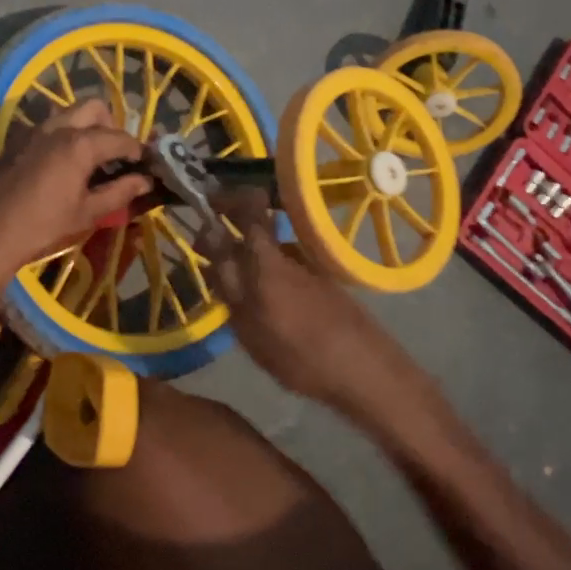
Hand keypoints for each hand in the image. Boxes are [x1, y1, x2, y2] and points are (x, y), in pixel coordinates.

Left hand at [0, 99, 153, 294]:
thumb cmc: (41, 226)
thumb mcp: (86, 214)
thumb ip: (119, 193)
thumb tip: (144, 181)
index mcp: (79, 143)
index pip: (120, 137)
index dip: (137, 151)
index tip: (144, 166)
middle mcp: (57, 126)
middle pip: (94, 108)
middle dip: (110, 126)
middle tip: (114, 156)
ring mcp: (32, 130)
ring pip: (68, 112)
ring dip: (84, 127)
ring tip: (89, 159)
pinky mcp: (15, 140)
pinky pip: (47, 126)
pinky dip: (62, 135)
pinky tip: (61, 165)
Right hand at [202, 190, 417, 409]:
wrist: (364, 371)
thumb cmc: (298, 351)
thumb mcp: (248, 322)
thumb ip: (226, 278)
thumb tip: (209, 234)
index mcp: (266, 259)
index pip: (248, 205)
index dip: (226, 198)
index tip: (206, 208)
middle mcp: (288, 253)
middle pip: (256, 226)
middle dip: (230, 233)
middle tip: (210, 257)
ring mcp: (308, 267)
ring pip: (267, 249)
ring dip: (246, 257)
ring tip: (233, 291)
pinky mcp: (321, 284)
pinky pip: (283, 267)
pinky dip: (266, 276)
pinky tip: (262, 306)